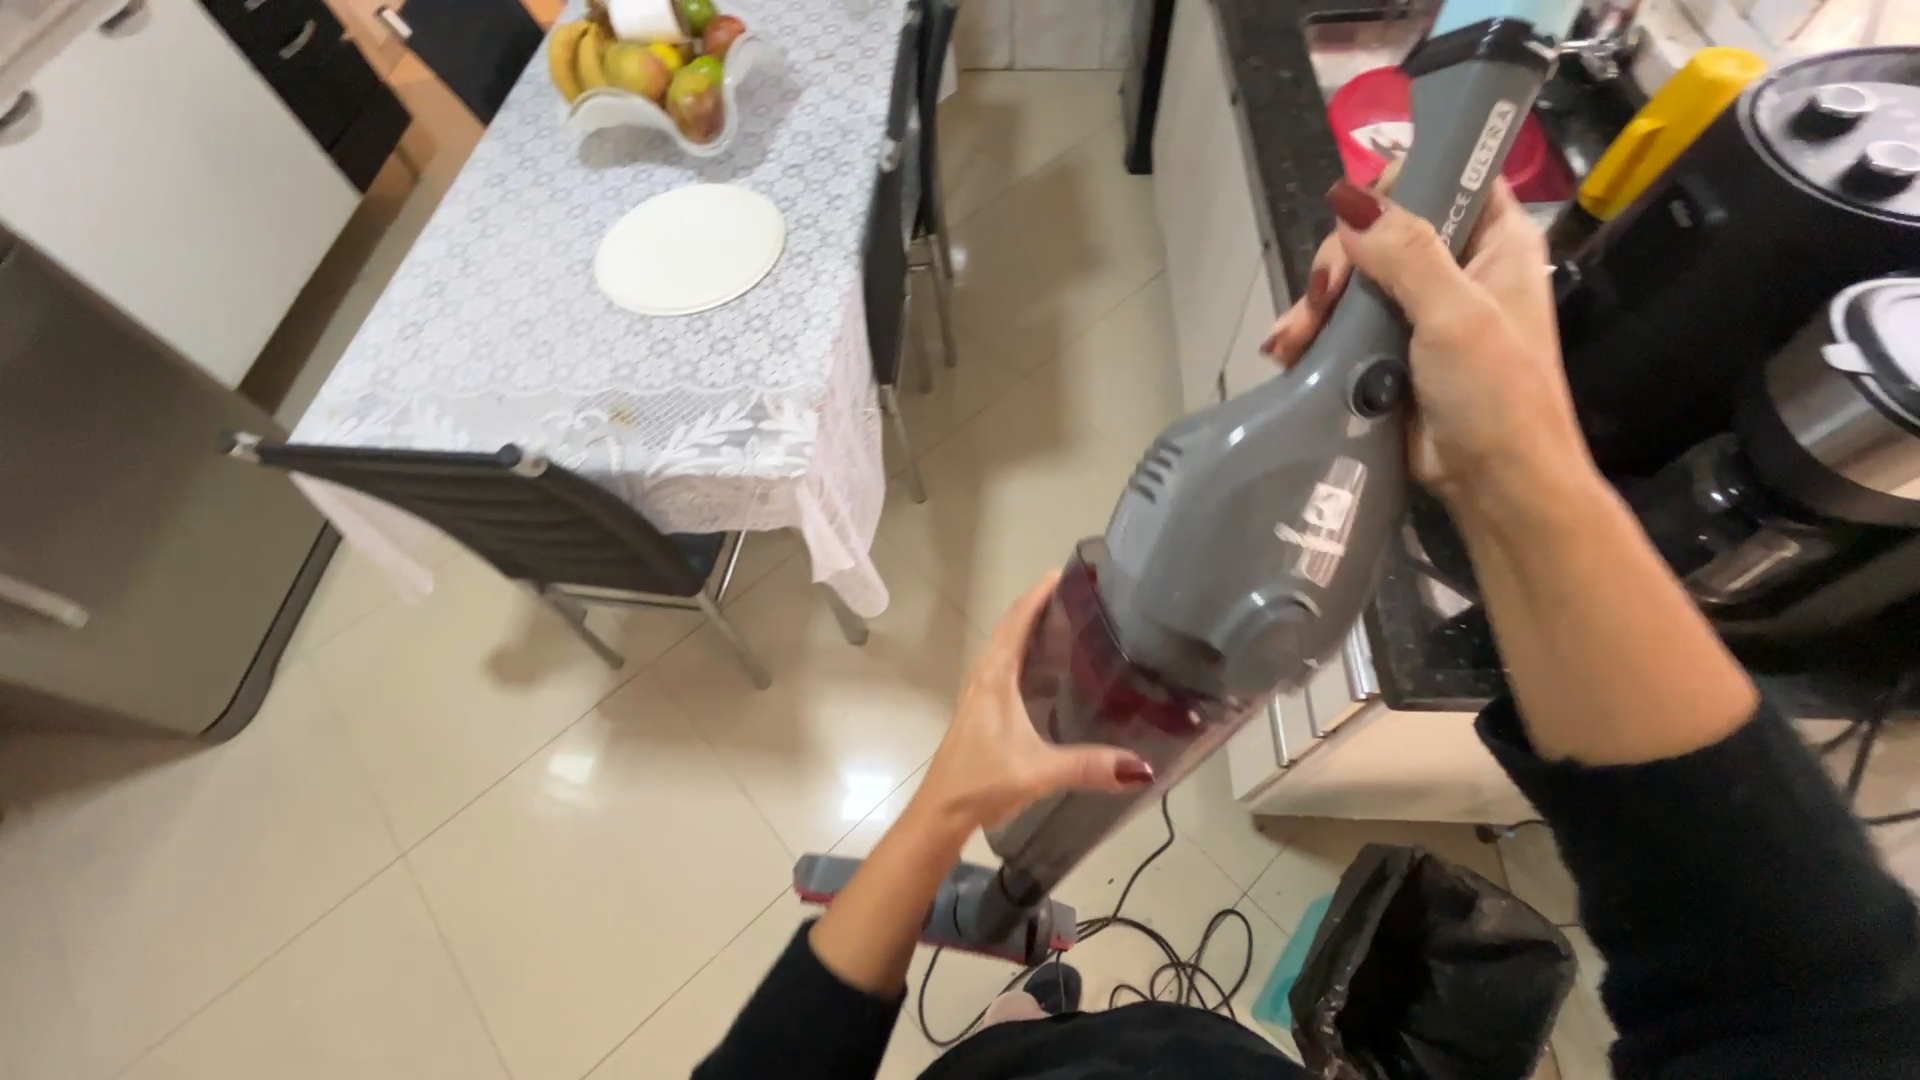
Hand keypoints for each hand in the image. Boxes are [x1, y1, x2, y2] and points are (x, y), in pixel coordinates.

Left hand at [912, 572, 1154, 834]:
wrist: (941, 811)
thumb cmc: (982, 780)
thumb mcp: (1038, 771)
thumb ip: (1088, 767)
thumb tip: (1142, 765)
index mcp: (994, 678)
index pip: (1016, 622)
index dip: (1037, 595)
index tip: (1063, 573)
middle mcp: (984, 677)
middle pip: (1010, 629)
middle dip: (1039, 608)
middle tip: (1078, 597)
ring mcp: (980, 694)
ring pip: (1006, 649)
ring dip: (1031, 632)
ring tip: (1069, 626)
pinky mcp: (982, 711)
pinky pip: (1006, 669)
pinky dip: (1026, 657)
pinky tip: (1049, 674)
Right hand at [1262, 177, 1592, 507]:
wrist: (1493, 481)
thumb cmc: (1494, 394)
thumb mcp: (1455, 316)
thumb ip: (1406, 255)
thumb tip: (1348, 199)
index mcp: (1493, 244)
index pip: (1447, 181)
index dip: (1398, 190)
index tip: (1358, 223)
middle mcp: (1454, 271)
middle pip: (1381, 236)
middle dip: (1339, 265)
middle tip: (1320, 300)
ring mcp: (1415, 316)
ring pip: (1353, 286)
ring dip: (1314, 309)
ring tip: (1289, 343)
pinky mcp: (1385, 355)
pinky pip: (1340, 330)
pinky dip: (1312, 339)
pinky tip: (1287, 354)